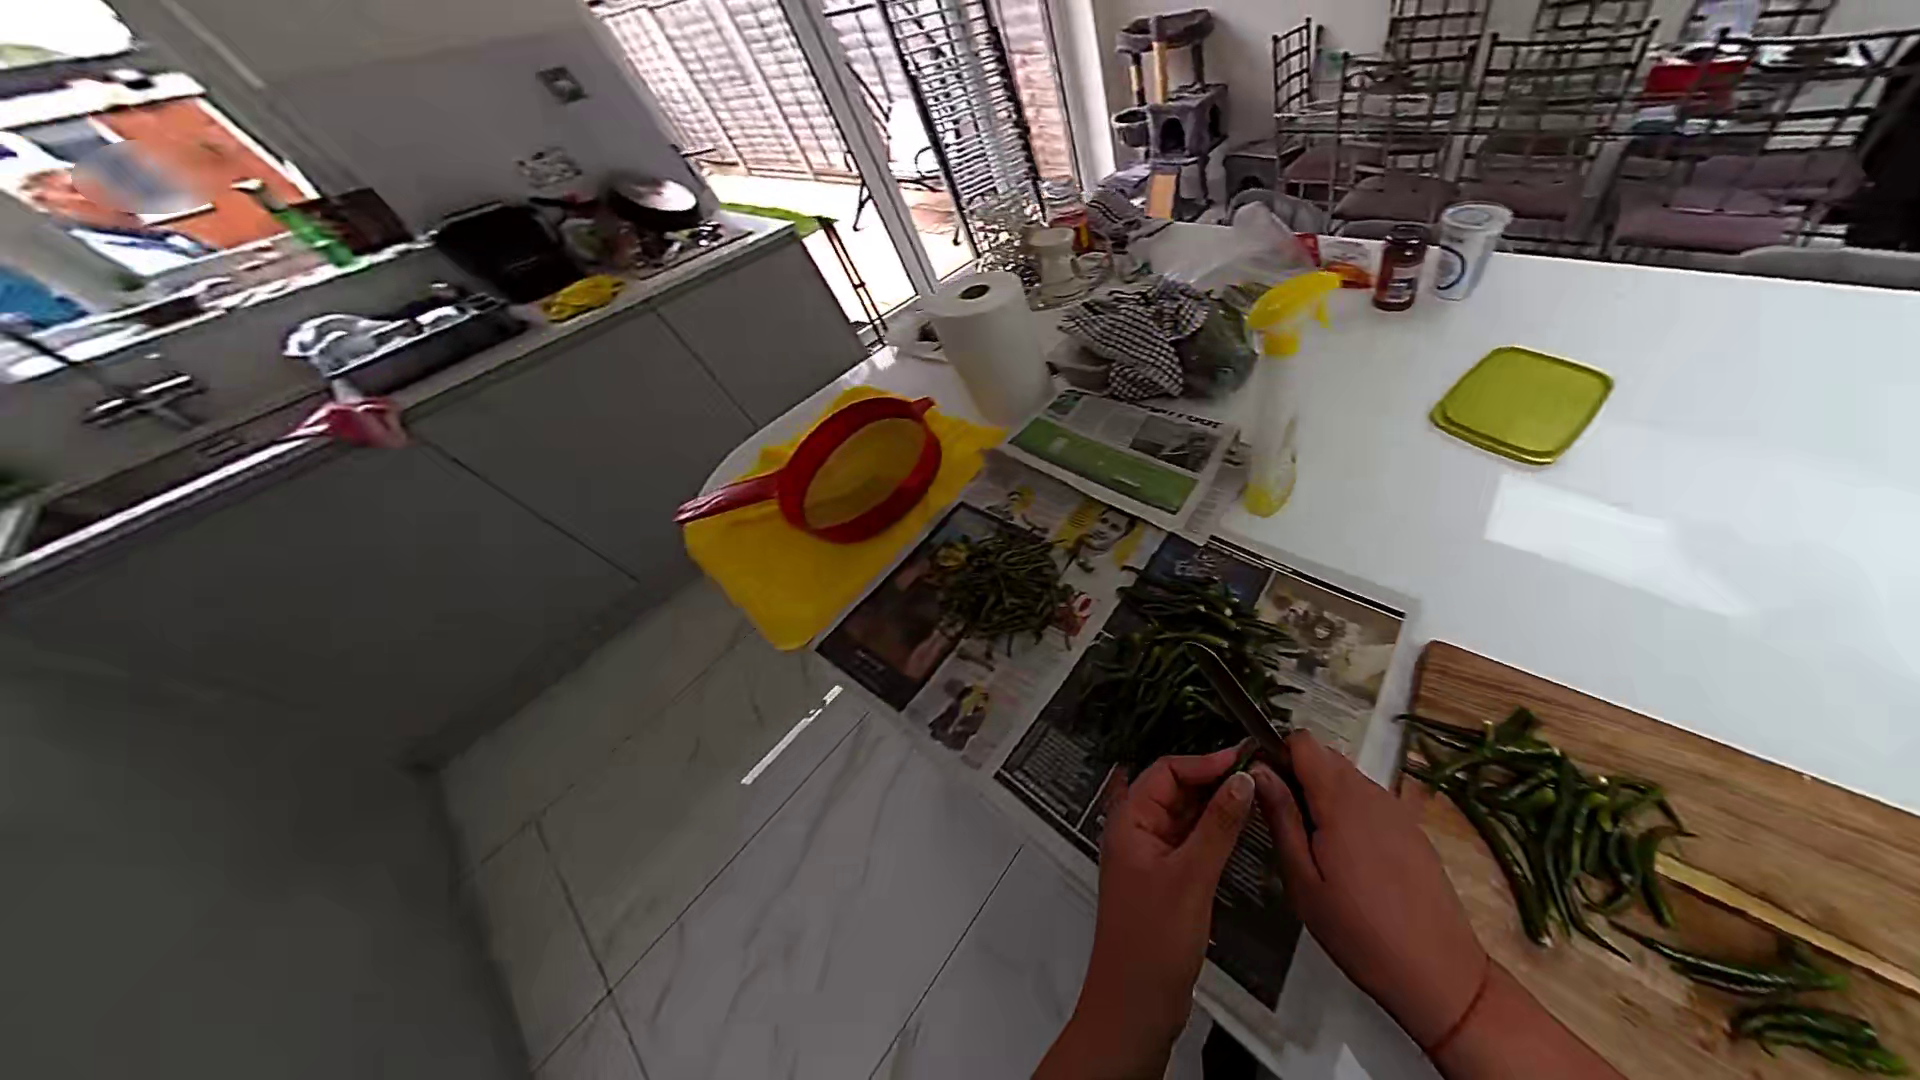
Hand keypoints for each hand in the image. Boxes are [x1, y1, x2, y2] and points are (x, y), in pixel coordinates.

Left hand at [1037, 745, 1253, 1077]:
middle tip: (1256, 774)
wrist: (1136, 1004)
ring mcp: (1151, 854)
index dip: (1203, 761)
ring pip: (1185, 814)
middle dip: (1212, 779)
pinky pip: (1190, 840)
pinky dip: (1213, 831)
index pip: (1165, 771)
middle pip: (1174, 789)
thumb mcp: (1191, 877)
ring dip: (1215, 804)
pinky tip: (1240, 828)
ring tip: (1255, 795)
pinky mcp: (1166, 877)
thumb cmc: (1152, 942)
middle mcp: (1136, 830)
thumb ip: (1217, 826)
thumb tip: (1241, 780)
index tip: (1242, 758)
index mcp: (1129, 820)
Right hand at [1251, 733, 1487, 1049]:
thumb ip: (1280, 817)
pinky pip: (1368, 799)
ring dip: (1321, 791)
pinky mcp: (1412, 830)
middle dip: (1296, 773)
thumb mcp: (1302, 879)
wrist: (1442, 979)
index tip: (1261, 783)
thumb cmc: (1359, 932)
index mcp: (1341, 801)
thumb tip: (1258, 771)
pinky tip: (1345, 855)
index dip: (1276, 753)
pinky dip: (1347, 809)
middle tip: (1282, 818)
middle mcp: (1372, 795)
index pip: (1302, 741)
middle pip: (1324, 755)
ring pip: (1346, 776)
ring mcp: (1397, 811)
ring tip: (1312, 841)